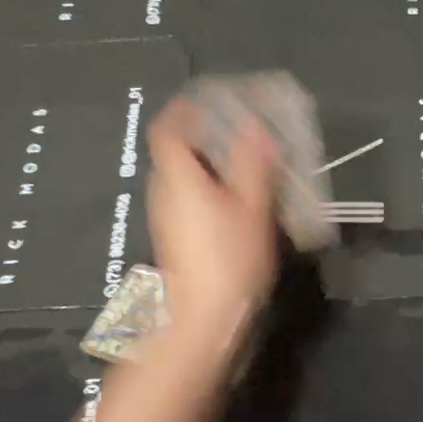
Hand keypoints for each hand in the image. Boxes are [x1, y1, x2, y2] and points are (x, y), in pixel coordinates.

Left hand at [146, 97, 280, 340]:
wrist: (203, 321)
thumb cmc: (228, 259)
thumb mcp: (252, 208)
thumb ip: (254, 165)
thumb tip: (257, 128)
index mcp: (178, 176)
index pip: (168, 129)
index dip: (186, 109)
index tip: (212, 99)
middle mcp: (165, 192)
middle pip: (177, 152)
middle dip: (207, 137)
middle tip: (244, 129)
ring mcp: (169, 219)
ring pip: (186, 178)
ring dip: (213, 166)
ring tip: (251, 163)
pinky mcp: (178, 240)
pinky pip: (192, 200)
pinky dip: (213, 190)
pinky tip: (243, 202)